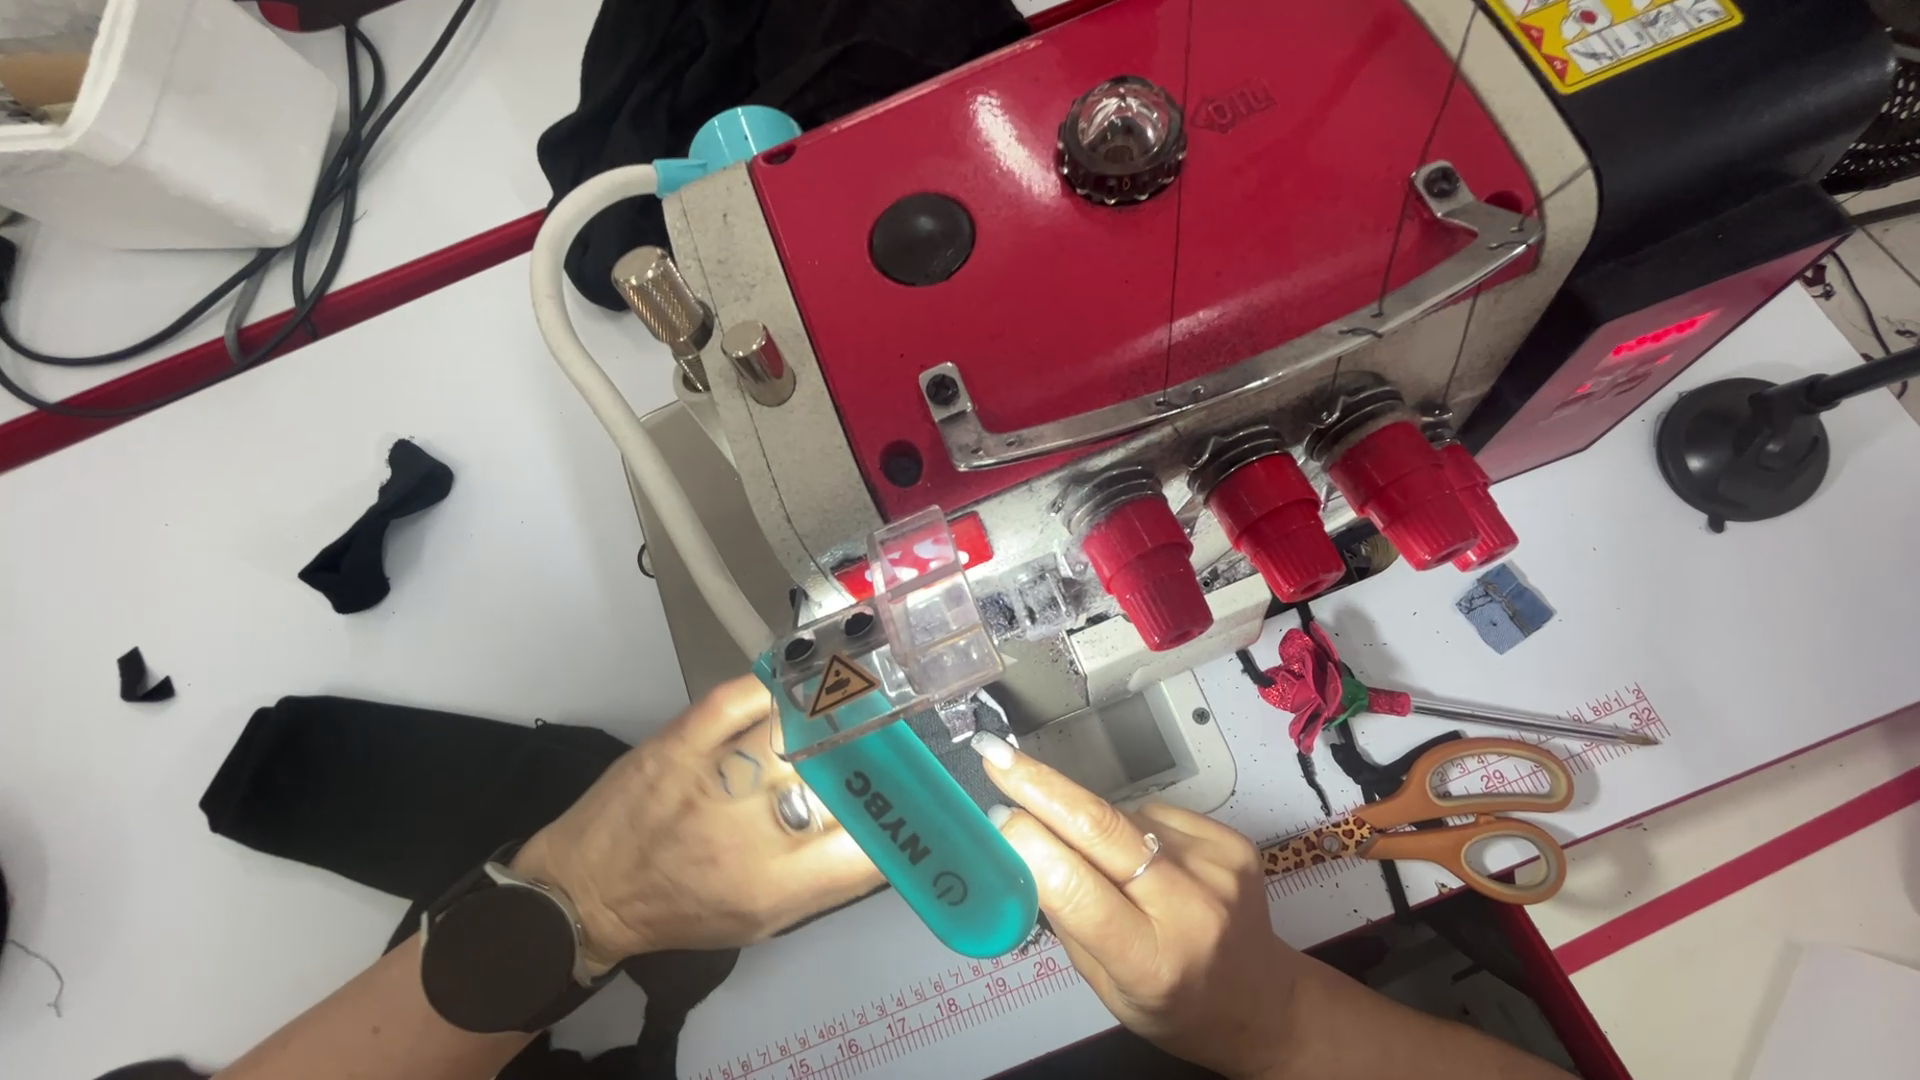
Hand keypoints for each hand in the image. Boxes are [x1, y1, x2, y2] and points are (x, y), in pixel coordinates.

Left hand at [513, 677, 882, 966]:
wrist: (582, 892)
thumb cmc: (679, 910)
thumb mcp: (759, 920)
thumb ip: (822, 880)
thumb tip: (876, 829)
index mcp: (770, 890)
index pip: (862, 852)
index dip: (897, 823)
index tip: (906, 801)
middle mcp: (743, 836)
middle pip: (832, 782)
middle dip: (865, 760)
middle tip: (883, 743)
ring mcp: (707, 781)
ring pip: (791, 732)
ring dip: (827, 714)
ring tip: (850, 702)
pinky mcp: (676, 743)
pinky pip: (737, 698)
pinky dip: (772, 686)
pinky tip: (793, 688)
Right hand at [972, 732, 1299, 1079]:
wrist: (1262, 1000)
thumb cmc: (1170, 1002)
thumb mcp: (1104, 983)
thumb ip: (1066, 913)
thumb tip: (1020, 839)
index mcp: (1148, 960)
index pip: (1078, 888)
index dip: (1031, 843)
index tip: (995, 814)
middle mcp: (1189, 908)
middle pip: (1102, 829)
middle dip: (1041, 786)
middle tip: (997, 756)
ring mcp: (1215, 867)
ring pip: (1124, 816)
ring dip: (1091, 821)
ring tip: (1104, 861)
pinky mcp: (1230, 840)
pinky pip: (1155, 813)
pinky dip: (1134, 826)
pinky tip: (1146, 857)